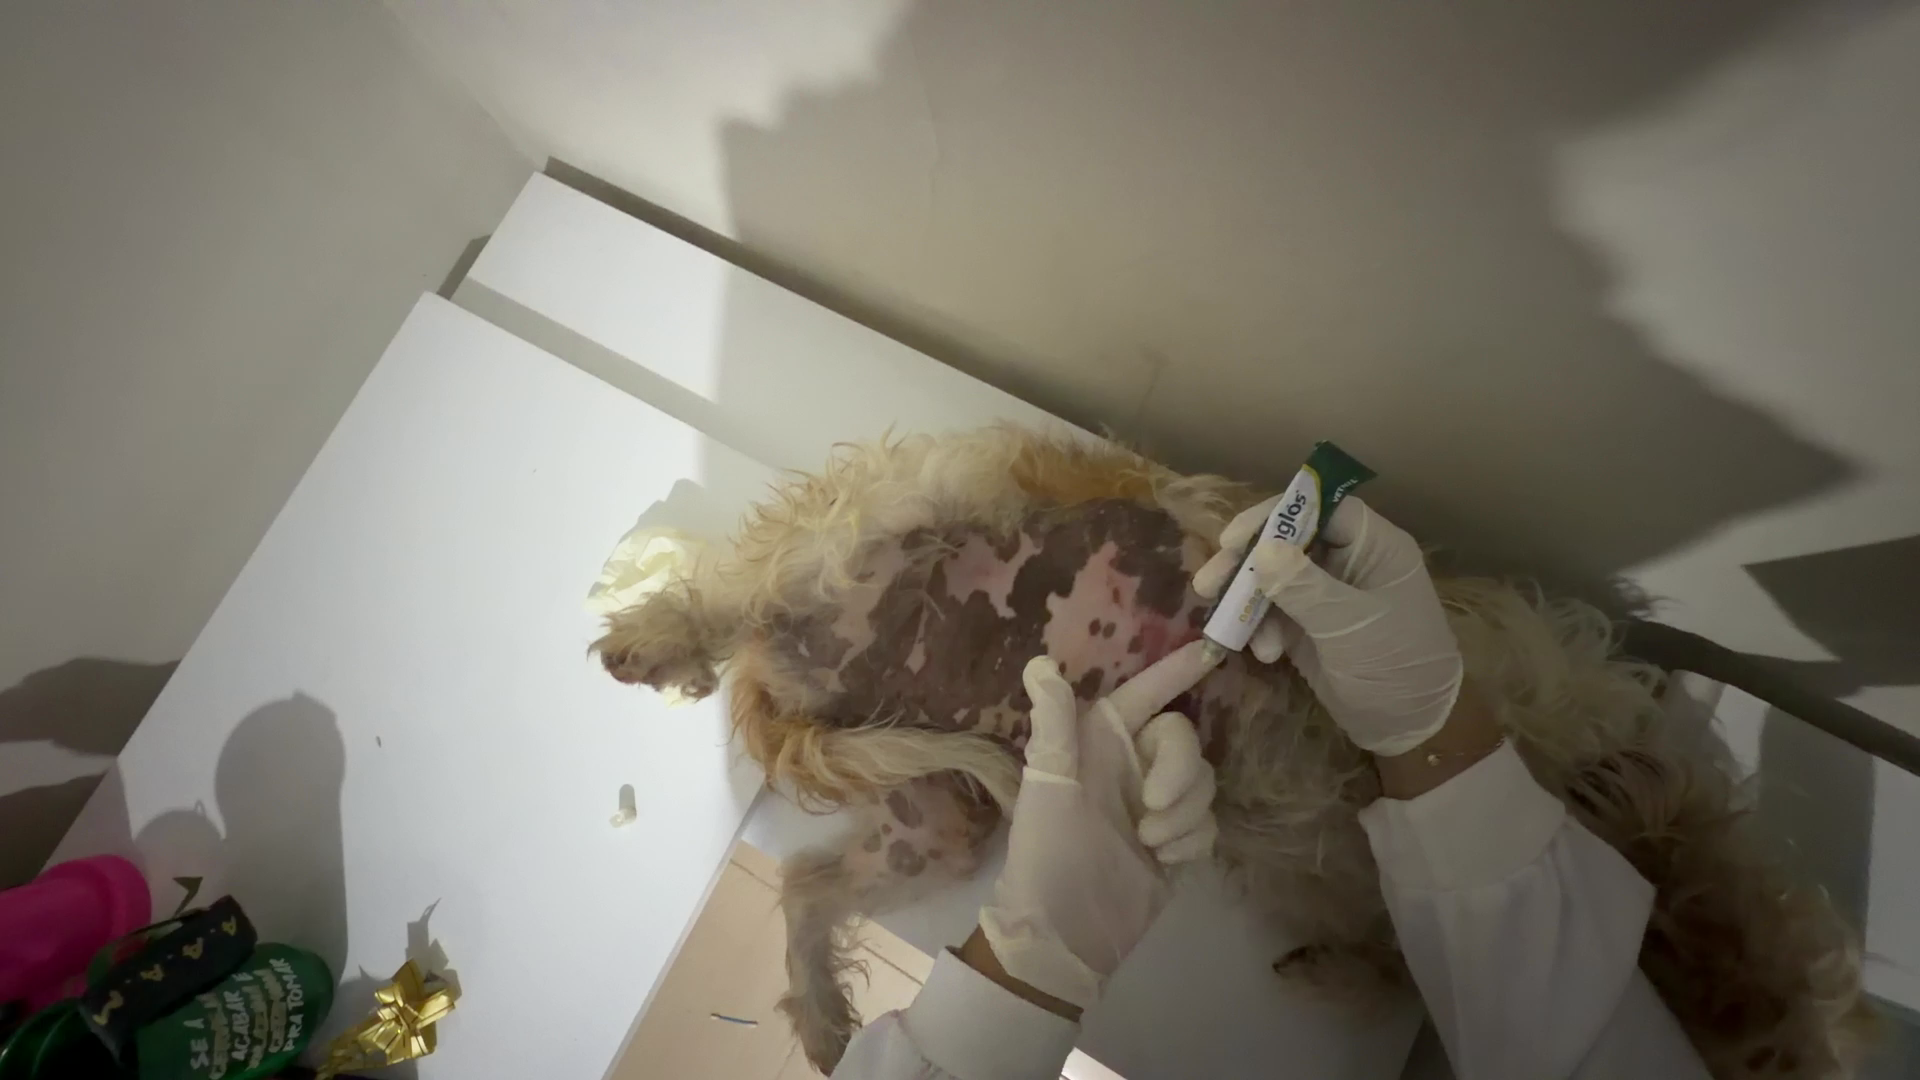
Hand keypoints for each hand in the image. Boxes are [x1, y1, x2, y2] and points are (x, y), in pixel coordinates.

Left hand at [976, 641, 1220, 1011]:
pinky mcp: (1177, 838)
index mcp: (1098, 741)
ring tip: (1149, 843)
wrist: (1064, 933)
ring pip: (1203, 781)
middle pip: (1184, 738)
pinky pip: (1209, 821)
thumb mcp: (1049, 784)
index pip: (1144, 693)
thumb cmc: (1047, 851)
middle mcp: (1131, 762)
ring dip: (1183, 814)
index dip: (1175, 671)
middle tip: (1152, 806)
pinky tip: (1163, 862)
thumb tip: (1040, 662)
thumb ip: (1055, 724)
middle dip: (1178, 772)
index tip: (1213, 650)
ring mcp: (1155, 801)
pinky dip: (1191, 840)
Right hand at [1193, 495, 1461, 756]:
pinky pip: (1270, 611)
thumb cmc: (1396, 668)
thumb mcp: (1350, 626)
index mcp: (1372, 548)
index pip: (1320, 509)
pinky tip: (1263, 654)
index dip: (1276, 516)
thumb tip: (1261, 550)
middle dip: (1245, 562)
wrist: (1410, 731)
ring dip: (1245, 600)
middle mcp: (1346, 562)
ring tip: (1222, 624)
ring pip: (1271, 577)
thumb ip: (1305, 586)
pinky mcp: (1306, 623)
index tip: (1232, 539)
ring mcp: (1324, 593)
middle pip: (1285, 541)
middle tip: (1207, 583)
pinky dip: (1258, 628)